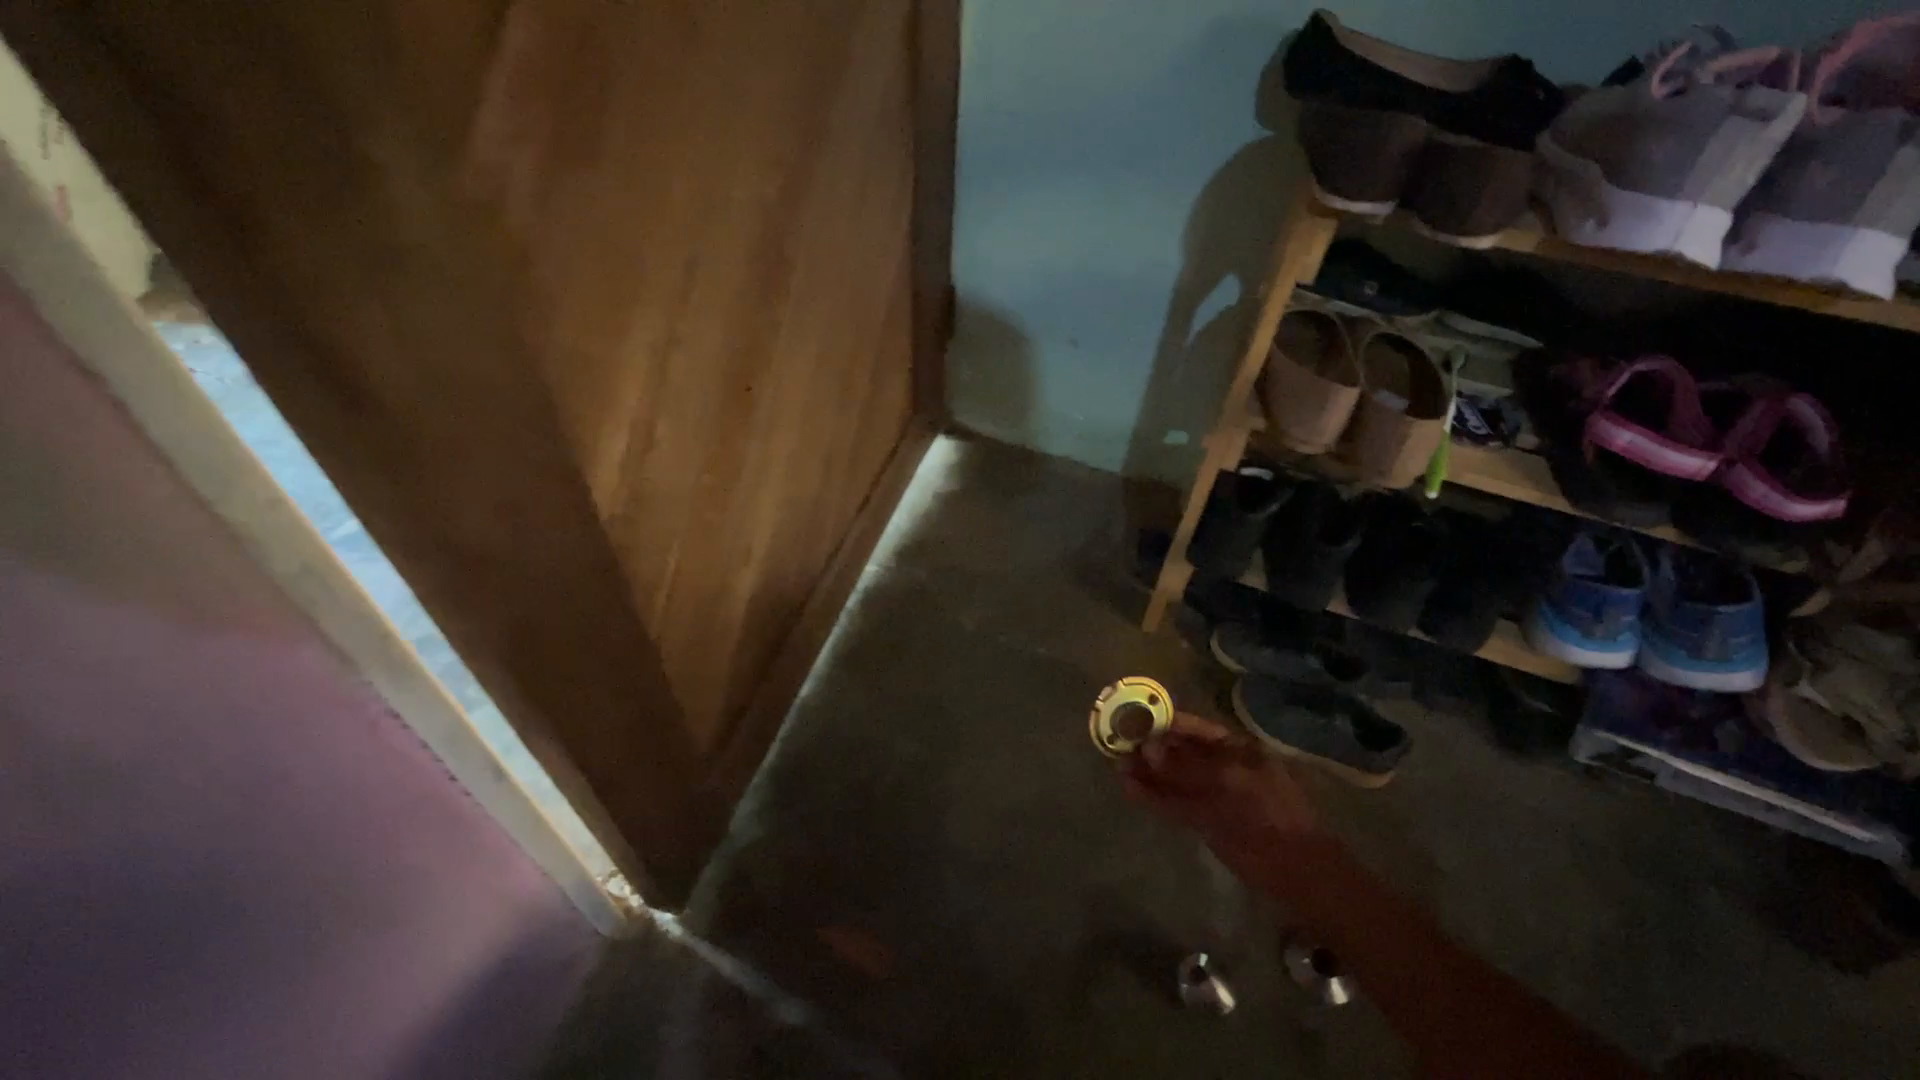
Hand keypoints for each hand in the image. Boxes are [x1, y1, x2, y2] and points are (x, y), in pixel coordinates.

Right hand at [1120, 712, 1323, 887]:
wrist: (1297, 869)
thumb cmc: (1272, 814)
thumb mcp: (1231, 781)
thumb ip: (1188, 766)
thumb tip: (1149, 748)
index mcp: (1237, 749)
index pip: (1194, 729)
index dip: (1165, 723)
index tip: (1134, 719)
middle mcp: (1222, 767)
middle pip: (1180, 753)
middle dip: (1150, 748)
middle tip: (1117, 743)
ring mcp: (1212, 795)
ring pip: (1173, 779)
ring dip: (1147, 773)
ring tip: (1116, 766)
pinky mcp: (1203, 821)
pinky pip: (1173, 804)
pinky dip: (1152, 797)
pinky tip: (1129, 789)